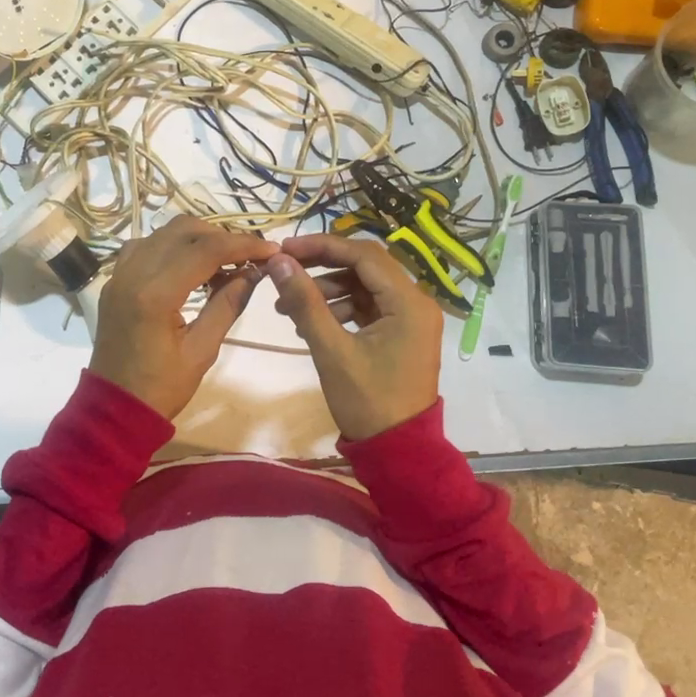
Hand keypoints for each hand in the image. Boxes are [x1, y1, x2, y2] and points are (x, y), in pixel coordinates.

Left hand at [88, 216, 280, 417]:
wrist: (114, 408)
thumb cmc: (161, 388)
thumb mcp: (202, 351)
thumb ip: (227, 305)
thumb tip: (253, 272)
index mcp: (156, 293)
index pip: (206, 250)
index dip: (243, 245)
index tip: (271, 249)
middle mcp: (133, 273)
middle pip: (183, 230)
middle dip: (220, 236)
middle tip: (248, 257)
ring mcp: (119, 274)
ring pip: (162, 233)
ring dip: (195, 239)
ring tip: (222, 262)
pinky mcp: (114, 281)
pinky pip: (143, 246)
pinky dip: (170, 247)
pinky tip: (188, 268)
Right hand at [265, 234, 442, 440]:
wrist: (398, 450)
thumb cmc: (367, 401)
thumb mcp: (331, 350)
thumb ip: (305, 302)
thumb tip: (279, 262)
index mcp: (409, 303)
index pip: (364, 255)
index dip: (322, 246)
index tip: (285, 249)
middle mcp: (416, 303)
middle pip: (366, 266)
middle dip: (322, 265)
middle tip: (284, 269)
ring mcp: (411, 319)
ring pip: (364, 286)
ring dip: (327, 289)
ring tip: (288, 306)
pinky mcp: (401, 333)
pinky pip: (368, 307)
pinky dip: (340, 308)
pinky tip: (310, 322)